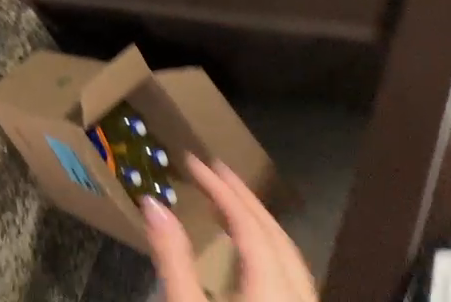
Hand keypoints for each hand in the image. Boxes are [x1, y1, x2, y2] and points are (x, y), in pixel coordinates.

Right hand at [145, 156, 315, 301]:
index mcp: (270, 293)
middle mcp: (297, 301)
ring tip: (227, 200)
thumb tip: (153, 204)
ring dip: (260, 224)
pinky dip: (269, 251)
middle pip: (279, 240)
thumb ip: (171, 258)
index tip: (193, 162)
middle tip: (213, 169)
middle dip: (246, 199)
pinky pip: (292, 279)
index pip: (250, 227)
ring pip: (292, 261)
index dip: (222, 190)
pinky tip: (248, 251)